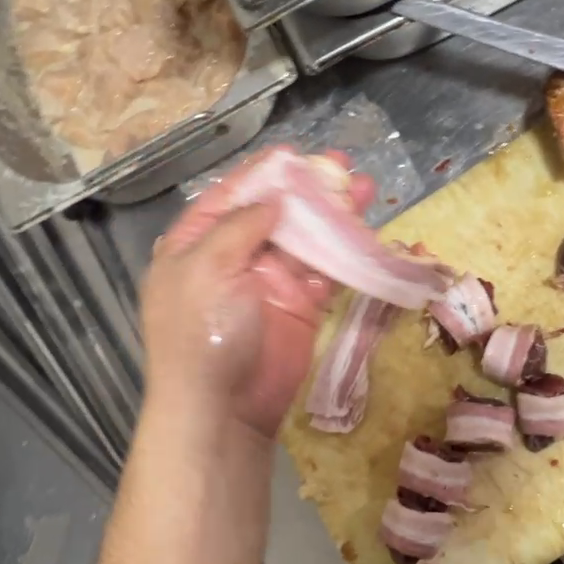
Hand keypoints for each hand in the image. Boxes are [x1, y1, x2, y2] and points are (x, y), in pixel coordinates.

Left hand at [143, 148, 375, 437]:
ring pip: (307, 238)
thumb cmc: (202, 334)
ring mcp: (271, 282)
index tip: (294, 155)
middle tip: (342, 167)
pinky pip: (326, 270)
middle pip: (276, 213)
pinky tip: (366, 232)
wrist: (225, 408)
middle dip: (308, 190)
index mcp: (197, 245)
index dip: (261, 175)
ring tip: (365, 190)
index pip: (230, 198)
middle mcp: (235, 258)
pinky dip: (345, 251)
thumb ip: (239, 227)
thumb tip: (273, 199)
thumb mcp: (205, 270)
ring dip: (334, 215)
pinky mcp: (302, 305)